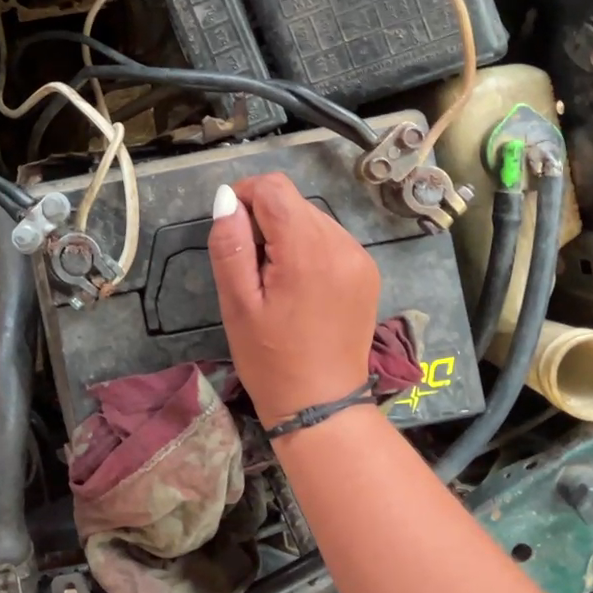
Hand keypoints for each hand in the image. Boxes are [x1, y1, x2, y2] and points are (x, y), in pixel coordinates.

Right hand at [208, 174, 381, 427]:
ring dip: (284, 233)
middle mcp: (341, 244)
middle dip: (263, 219)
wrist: (321, 405)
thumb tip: (226, 199)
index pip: (274, 188)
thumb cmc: (270, 358)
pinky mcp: (366, 270)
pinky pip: (328, 238)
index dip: (244, 196)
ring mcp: (358, 257)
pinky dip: (306, 248)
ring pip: (310, 217)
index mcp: (307, 250)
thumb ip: (230, 244)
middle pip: (293, 200)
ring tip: (273, 279)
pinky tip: (297, 285)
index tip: (230, 229)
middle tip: (250, 267)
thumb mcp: (236, 303)